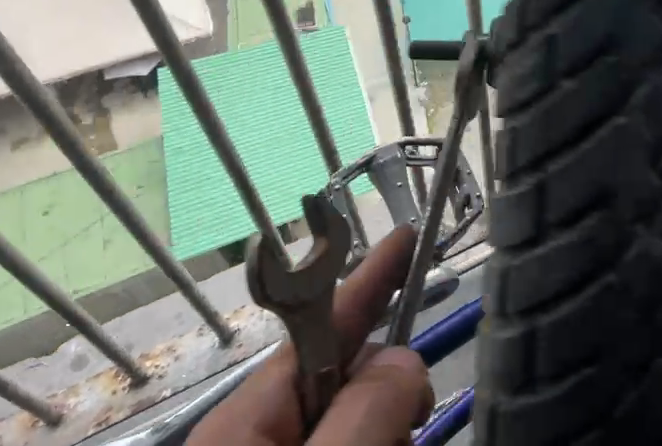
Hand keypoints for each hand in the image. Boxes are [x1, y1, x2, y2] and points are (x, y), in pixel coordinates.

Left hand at [190, 225, 434, 445]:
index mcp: (245, 420)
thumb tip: (405, 359)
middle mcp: (256, 435)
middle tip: (415, 421)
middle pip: (347, 372)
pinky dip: (376, 441)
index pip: (319, 324)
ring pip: (356, 415)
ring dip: (385, 428)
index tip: (406, 236)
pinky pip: (349, 441)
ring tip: (398, 443)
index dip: (367, 276)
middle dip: (388, 386)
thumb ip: (367, 410)